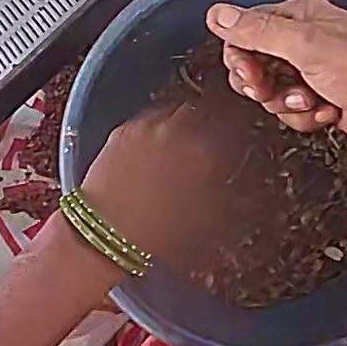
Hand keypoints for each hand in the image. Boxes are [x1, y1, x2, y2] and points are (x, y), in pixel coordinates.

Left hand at [70, 100, 241, 267]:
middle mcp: (178, 130)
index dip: (239, 128)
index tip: (238, 136)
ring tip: (182, 143)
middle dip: (212, 120)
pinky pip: (150, 119)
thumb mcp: (210, 217)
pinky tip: (156, 147)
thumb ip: (225, 185)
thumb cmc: (161, 236)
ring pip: (176, 111)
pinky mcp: (124, 130)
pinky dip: (158, 128)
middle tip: (212, 138)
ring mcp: (149, 126)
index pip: (234, 123)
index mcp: (206, 151)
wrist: (107, 235)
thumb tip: (228, 170)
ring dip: (184, 122)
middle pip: (206, 109)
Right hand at [205, 0, 346, 175]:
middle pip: (252, 65)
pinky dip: (304, 116)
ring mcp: (309, 71)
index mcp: (298, 17)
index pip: (245, 32)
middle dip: (262, 85)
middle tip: (274, 91)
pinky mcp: (317, 98)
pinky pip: (289, 112)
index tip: (250, 74)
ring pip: (269, 93)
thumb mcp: (306, 44)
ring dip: (286, 103)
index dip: (240, 57)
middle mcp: (301, 41)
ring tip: (310, 100)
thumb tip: (218, 14)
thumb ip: (257, 30)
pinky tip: (325, 111)